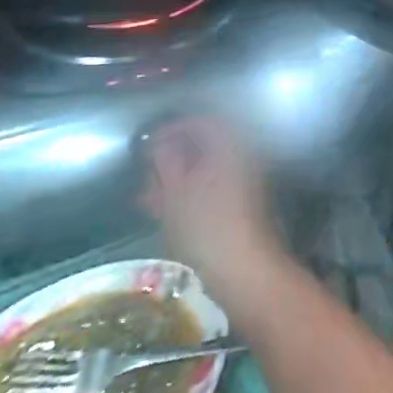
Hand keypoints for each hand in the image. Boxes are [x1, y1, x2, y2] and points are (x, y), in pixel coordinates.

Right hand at [140, 116, 283, 292]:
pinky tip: (163, 212)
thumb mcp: (175, 191)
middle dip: (171, 159)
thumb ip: (165, 161)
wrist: (246, 270)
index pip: (200, 122)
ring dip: (176, 180)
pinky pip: (212, 190)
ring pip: (205, 172)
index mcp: (230, 144)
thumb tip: (160, 144)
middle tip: (146, 174)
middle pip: (203, 147)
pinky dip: (189, 196)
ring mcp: (244, 182)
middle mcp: (242, 156)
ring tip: (147, 197)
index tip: (147, 144)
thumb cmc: (207, 224)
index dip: (171, 129)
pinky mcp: (242, 207)